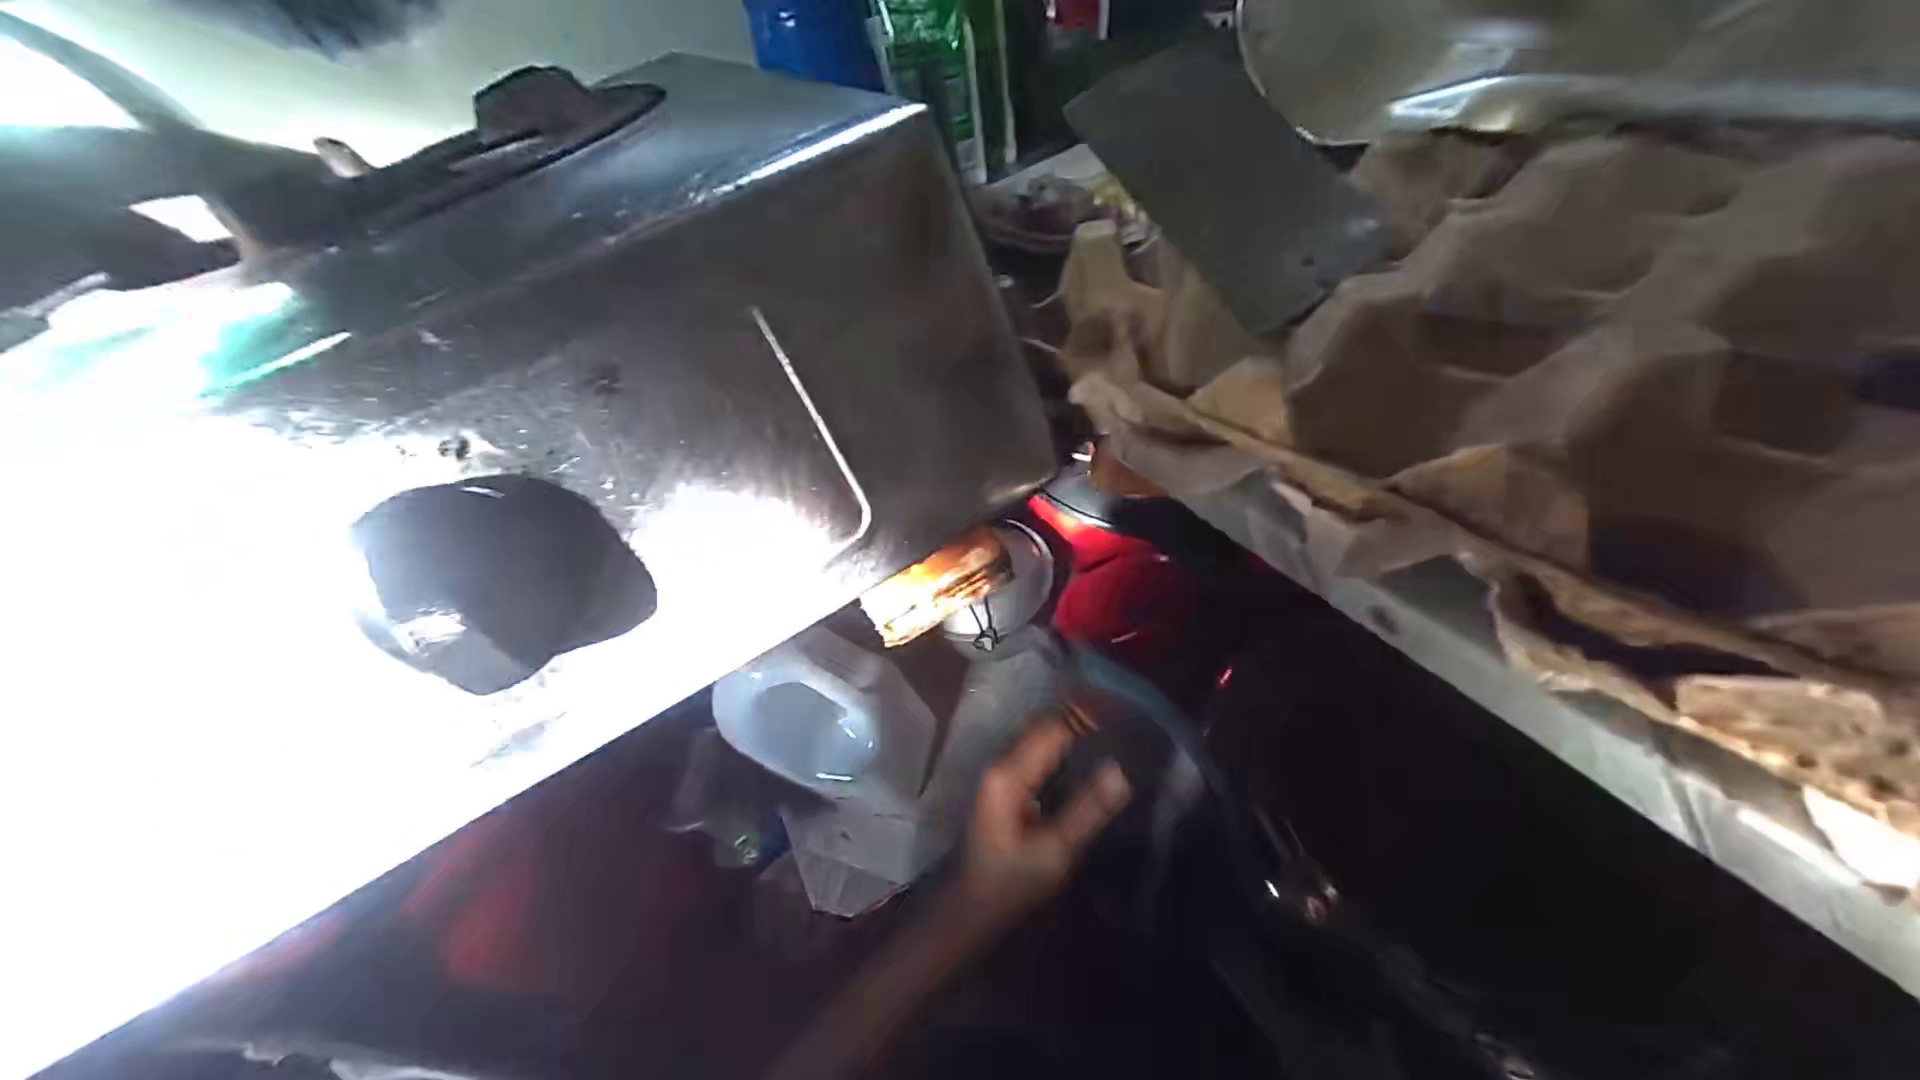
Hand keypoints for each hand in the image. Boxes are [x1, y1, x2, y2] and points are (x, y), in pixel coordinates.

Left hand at [955, 707, 1132, 928]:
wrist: (972, 909)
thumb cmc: (1010, 884)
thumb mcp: (1055, 852)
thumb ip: (1087, 810)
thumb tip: (1120, 771)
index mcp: (1008, 776)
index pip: (1050, 730)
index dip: (1082, 714)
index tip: (1117, 704)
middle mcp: (1001, 765)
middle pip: (1042, 726)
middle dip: (1078, 713)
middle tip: (1119, 708)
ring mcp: (1001, 774)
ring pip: (1039, 736)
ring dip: (1070, 725)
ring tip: (1108, 719)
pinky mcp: (1008, 786)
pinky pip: (1037, 752)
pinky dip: (1062, 742)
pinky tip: (1085, 745)